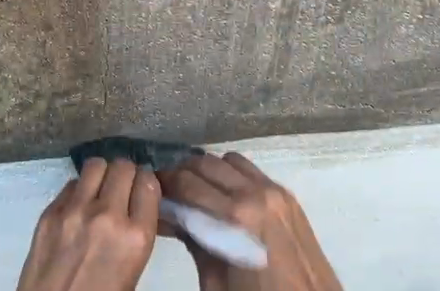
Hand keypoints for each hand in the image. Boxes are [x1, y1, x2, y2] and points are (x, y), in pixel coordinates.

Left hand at [16, 157, 160, 290]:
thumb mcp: (133, 270)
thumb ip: (138, 231)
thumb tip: (138, 202)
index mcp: (136, 237)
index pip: (148, 182)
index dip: (146, 184)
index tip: (142, 191)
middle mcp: (107, 215)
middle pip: (123, 166)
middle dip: (126, 175)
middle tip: (122, 190)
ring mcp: (75, 211)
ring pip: (96, 164)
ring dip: (102, 174)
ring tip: (100, 191)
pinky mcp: (49, 212)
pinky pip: (71, 184)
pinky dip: (79, 190)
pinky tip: (78, 208)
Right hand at [157, 153, 341, 290]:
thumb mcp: (216, 285)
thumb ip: (195, 243)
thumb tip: (172, 217)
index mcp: (235, 218)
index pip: (187, 183)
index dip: (165, 184)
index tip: (152, 190)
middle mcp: (255, 193)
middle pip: (205, 164)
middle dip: (182, 173)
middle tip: (168, 190)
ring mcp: (275, 191)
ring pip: (228, 160)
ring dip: (208, 170)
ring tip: (197, 190)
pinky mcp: (287, 196)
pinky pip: (252, 170)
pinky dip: (233, 174)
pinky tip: (225, 194)